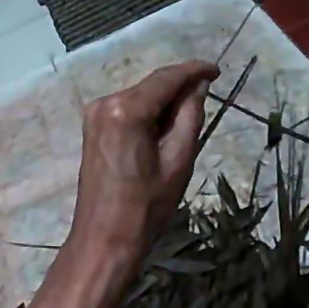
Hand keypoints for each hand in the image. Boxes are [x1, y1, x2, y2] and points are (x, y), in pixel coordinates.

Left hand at [68, 61, 218, 260]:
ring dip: (163, 103)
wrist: (104, 237)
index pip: (166, 78)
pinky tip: (161, 130)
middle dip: (179, 89)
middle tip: (206, 99)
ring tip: (184, 124)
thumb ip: (189, 116)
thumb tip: (197, 87)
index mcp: (126, 110)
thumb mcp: (179, 160)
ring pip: (139, 96)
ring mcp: (94, 113)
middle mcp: (105, 103)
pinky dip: (147, 113)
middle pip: (151, 85)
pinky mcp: (92, 126)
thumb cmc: (147, 205)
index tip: (217, 70)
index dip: (193, 70)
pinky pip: (126, 108)